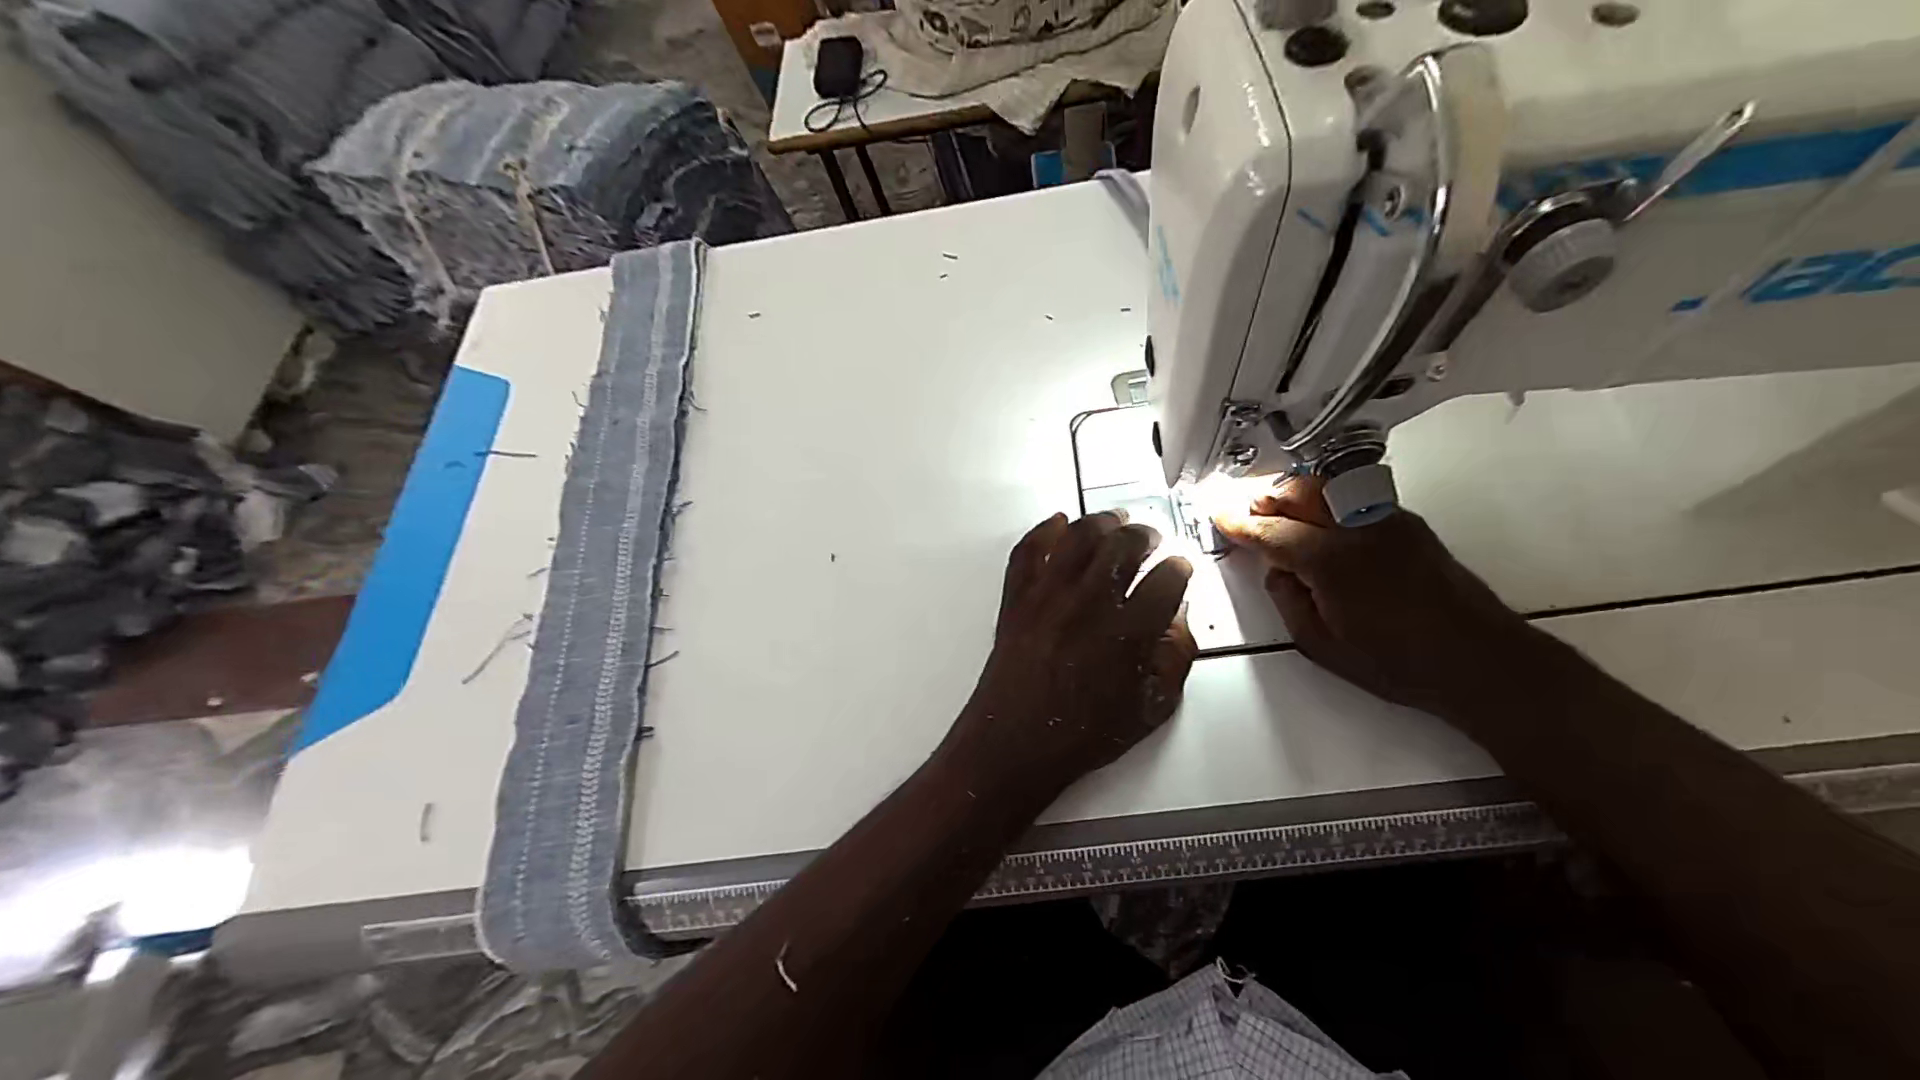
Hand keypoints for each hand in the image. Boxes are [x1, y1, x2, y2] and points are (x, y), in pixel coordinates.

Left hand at [943, 511, 1196, 799]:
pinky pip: (1028, 550)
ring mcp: (1048, 597)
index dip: (1179, 568)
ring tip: (1114, 520)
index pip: (1166, 580)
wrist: (1014, 743)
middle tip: (1150, 537)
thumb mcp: (1149, 710)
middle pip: (1123, 545)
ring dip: (1102, 521)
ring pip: (1079, 536)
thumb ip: (1174, 661)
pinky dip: (1044, 531)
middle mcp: (1088, 605)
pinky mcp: (1017, 598)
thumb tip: (1178, 623)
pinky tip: (1058, 524)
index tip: (1180, 566)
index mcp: (1127, 633)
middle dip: (1145, 535)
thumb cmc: (1078, 736)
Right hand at [1212, 477, 1541, 716]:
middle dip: (1265, 498)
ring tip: (1278, 519)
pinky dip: (1325, 505)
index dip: (1238, 524)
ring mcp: (1388, 521)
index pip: (1271, 531)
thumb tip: (1279, 573)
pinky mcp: (1408, 526)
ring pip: (1328, 487)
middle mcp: (1360, 528)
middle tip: (1245, 515)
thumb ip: (1287, 600)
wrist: (1481, 662)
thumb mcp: (1320, 644)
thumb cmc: (1400, 662)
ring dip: (1295, 497)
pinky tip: (1319, 529)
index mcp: (1332, 559)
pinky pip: (1353, 500)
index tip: (1219, 517)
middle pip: (1300, 491)